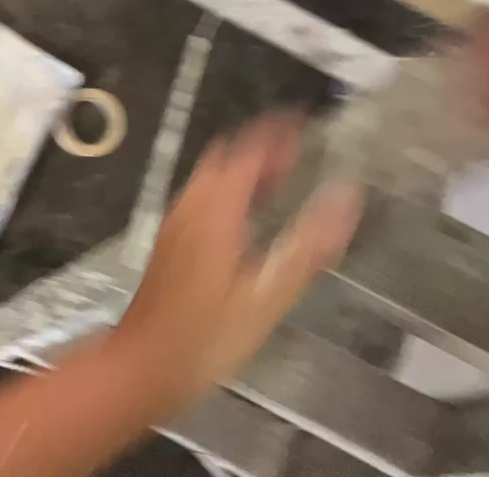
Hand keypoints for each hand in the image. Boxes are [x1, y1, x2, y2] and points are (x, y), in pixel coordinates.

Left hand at [111, 114, 363, 405]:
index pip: (247, 149)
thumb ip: (309, 246)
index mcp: (214, 207)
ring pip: (213, 176)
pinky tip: (251, 220)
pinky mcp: (172, 239)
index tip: (306, 122)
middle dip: (262, 147)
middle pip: (226, 156)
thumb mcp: (266, 296)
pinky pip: (204, 195)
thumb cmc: (206, 335)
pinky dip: (231, 189)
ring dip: (246, 169)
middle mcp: (191, 203)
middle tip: (299, 155)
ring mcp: (177, 220)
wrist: (142, 365)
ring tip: (284, 181)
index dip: (277, 132)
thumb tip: (347, 197)